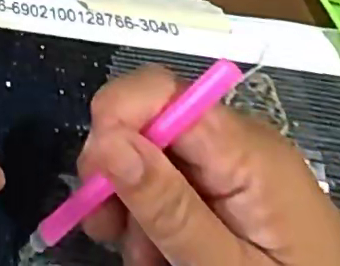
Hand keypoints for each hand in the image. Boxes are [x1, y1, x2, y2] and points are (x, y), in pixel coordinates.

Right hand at [75, 66, 339, 265]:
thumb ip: (169, 207)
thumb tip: (104, 139)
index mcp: (247, 150)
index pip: (161, 90)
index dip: (114, 118)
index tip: (92, 177)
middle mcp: (238, 141)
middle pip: (150, 119)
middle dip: (116, 166)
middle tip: (99, 226)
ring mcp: (236, 165)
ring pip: (153, 152)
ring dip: (130, 198)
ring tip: (137, 255)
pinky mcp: (234, 188)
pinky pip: (174, 178)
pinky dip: (153, 211)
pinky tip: (156, 251)